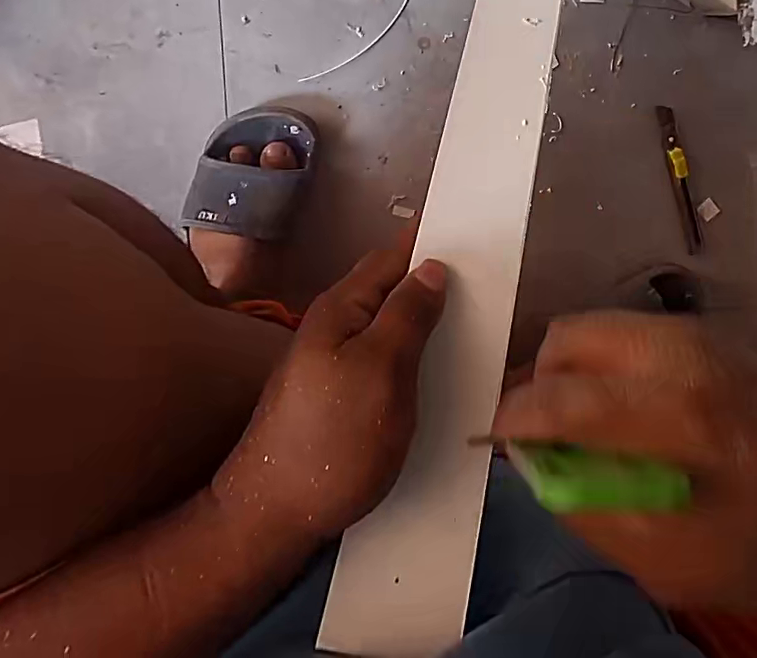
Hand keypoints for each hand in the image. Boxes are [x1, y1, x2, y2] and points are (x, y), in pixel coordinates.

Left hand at [207, 232, 447, 543]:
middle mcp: (335, 325)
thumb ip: (408, 315)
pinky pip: (387, 353)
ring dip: (427, 316)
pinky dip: (416, 349)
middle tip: (486, 283)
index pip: (392, 256)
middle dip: (434, 280)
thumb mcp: (381, 370)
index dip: (431, 242)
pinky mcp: (342, 392)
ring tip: (473, 320)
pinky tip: (439, 364)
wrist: (269, 521)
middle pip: (392, 287)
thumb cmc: (333, 440)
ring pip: (391, 322)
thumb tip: (432, 268)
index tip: (474, 236)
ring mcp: (335, 360)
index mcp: (342, 308)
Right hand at [490, 312, 756, 610]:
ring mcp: (698, 334)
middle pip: (571, 336)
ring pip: (595, 326)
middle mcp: (685, 353)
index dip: (516, 415)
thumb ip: (589, 509)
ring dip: (570, 369)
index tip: (496, 437)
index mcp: (681, 414)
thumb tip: (532, 463)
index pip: (567, 396)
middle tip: (542, 431)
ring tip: (578, 422)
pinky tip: (618, 407)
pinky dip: (602, 361)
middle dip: (540, 380)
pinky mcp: (706, 333)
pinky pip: (626, 332)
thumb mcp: (673, 564)